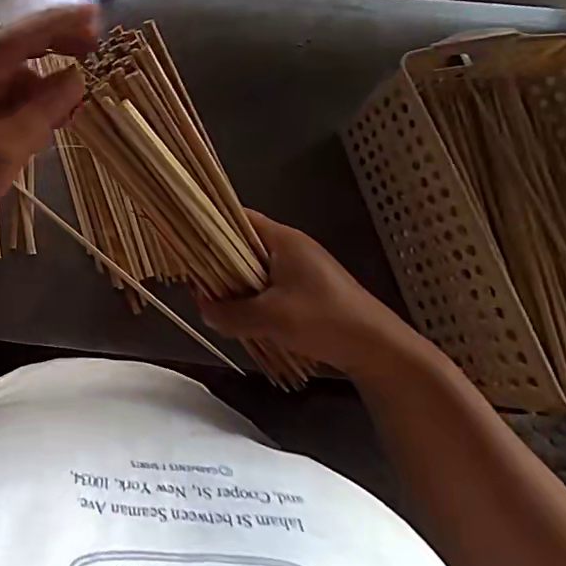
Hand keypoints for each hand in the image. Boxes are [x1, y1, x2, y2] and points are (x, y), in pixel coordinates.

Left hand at [0, 4, 100, 252]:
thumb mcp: (4, 152)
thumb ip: (43, 110)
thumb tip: (76, 77)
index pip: (13, 38)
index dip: (56, 24)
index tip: (95, 14)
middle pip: (8, 47)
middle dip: (52, 44)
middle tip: (95, 47)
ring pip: (5, 74)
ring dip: (41, 80)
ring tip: (75, 99)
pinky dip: (25, 101)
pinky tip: (47, 116)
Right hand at [196, 211, 432, 378]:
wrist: (377, 347)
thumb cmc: (325, 320)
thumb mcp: (271, 318)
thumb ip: (231, 313)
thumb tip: (203, 309)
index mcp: (283, 239)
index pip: (238, 219)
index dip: (211, 228)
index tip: (188, 246)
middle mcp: (291, 247)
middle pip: (243, 245)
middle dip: (220, 265)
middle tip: (200, 286)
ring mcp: (301, 269)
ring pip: (255, 269)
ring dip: (237, 286)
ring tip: (220, 307)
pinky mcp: (308, 291)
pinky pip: (270, 286)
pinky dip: (254, 299)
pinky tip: (247, 320)